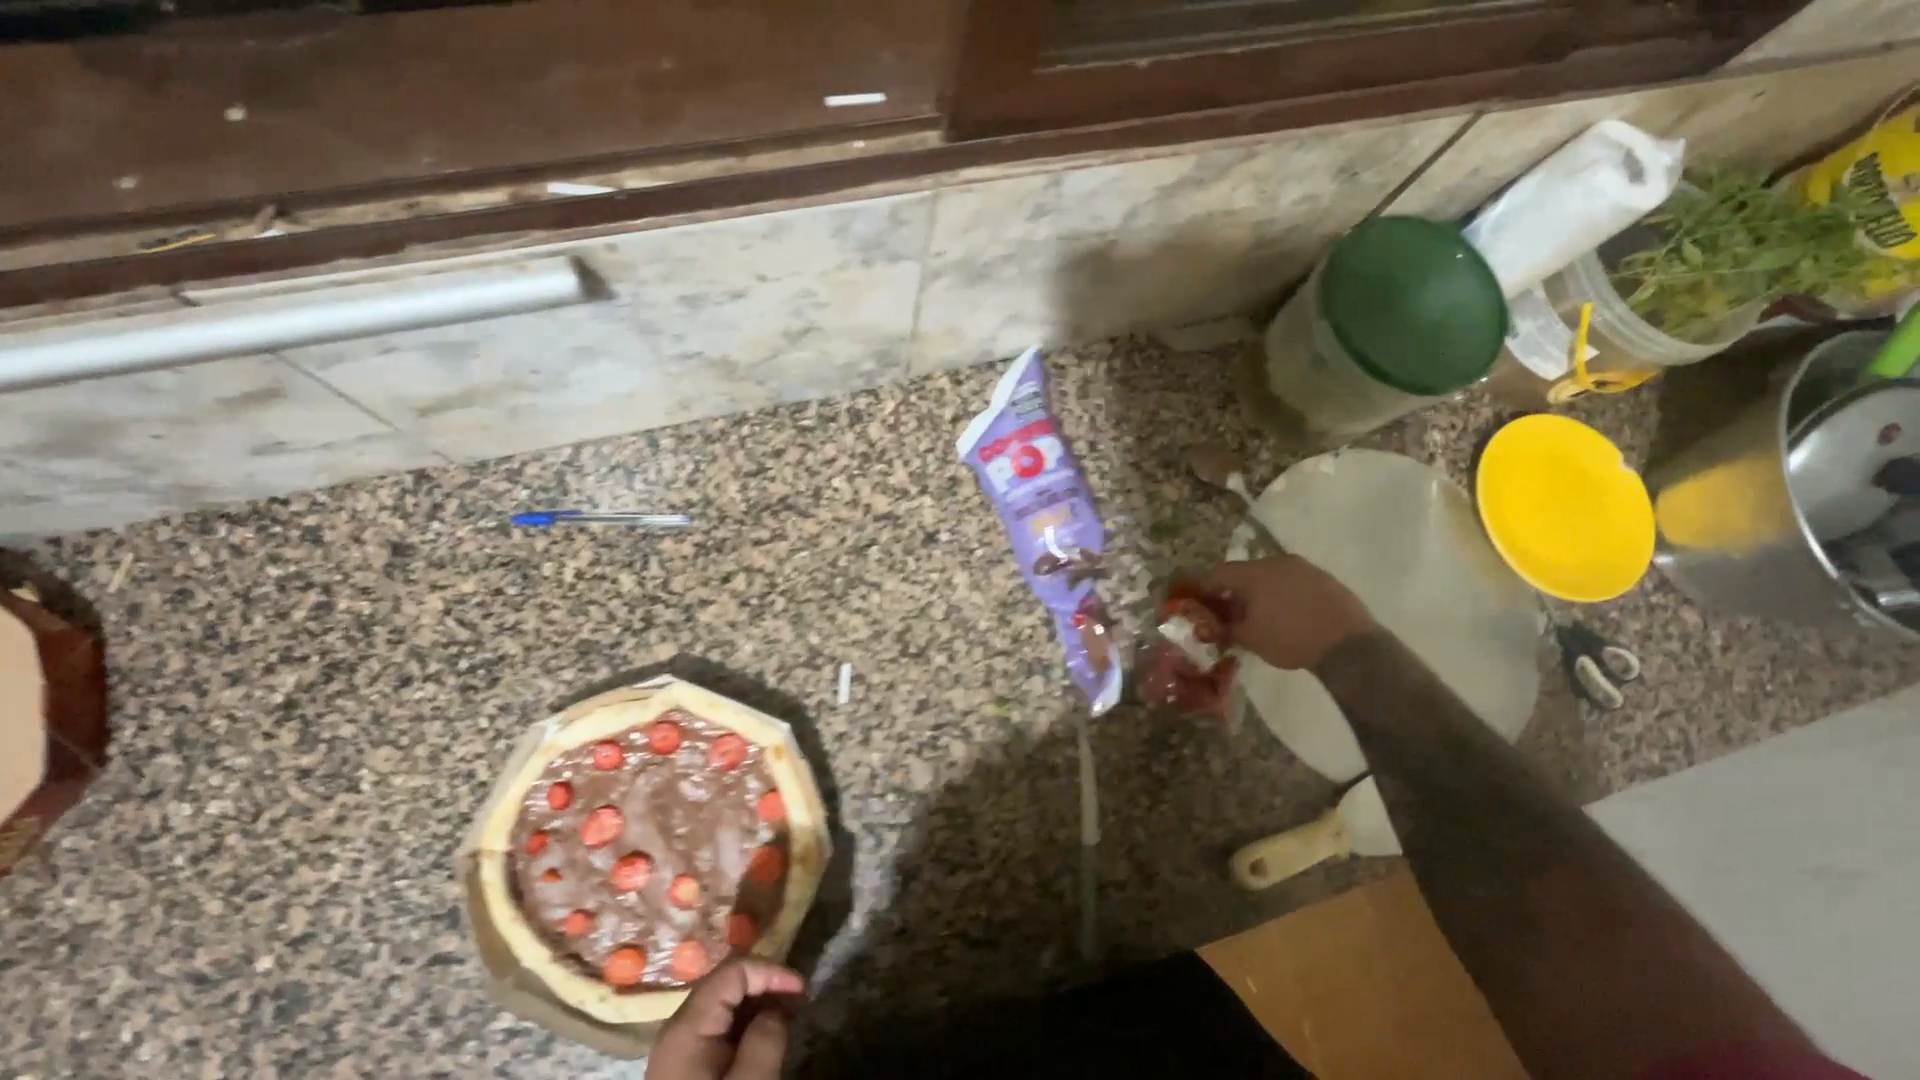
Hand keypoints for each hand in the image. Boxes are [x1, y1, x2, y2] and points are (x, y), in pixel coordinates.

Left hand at [645, 958, 804, 1079]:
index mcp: (689, 1025)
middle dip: (766, 985)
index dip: (771, 971)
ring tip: (788, 1018)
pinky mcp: (684, 1065)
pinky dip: (744, 1024)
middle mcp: (678, 1026)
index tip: (804, 989)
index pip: (733, 971)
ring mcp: (679, 1046)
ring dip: (757, 1004)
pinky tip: (764, 1038)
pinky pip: (716, 1028)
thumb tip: (776, 1008)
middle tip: (800, 1002)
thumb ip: (766, 1038)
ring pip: (722, 1004)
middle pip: (725, 983)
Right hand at [1194, 555, 1375, 670]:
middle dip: (1233, 592)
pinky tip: (1285, 615)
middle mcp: (1277, 562)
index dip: (1204, 588)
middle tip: (1228, 614)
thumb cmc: (1290, 638)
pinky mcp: (1324, 578)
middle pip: (1245, 573)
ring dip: (1259, 593)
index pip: (1218, 574)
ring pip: (1270, 576)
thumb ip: (1225, 629)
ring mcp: (1304, 567)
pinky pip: (1292, 582)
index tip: (1197, 603)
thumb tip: (1212, 628)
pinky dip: (1282, 594)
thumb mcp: (1250, 639)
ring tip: (1258, 616)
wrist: (1348, 644)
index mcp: (1254, 573)